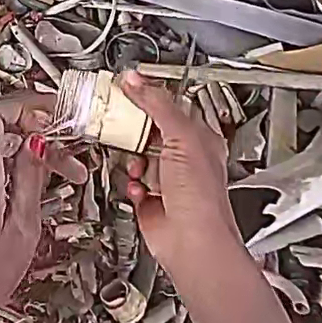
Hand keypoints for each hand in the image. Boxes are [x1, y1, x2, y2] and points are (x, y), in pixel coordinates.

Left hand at [0, 101, 80, 322]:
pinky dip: (14, 161)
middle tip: (65, 139)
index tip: (55, 111)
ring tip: (63, 166)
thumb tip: (40, 145)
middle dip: (34, 125)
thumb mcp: (23, 225)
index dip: (27, 105)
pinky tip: (38, 179)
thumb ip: (32, 177)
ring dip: (28, 146)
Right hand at [117, 72, 246, 269]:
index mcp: (200, 138)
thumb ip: (157, 105)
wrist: (191, 241)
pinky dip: (132, 185)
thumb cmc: (201, 197)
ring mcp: (167, 180)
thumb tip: (136, 81)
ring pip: (137, 157)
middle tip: (120, 124)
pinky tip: (139, 189)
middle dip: (135, 132)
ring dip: (133, 161)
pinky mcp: (150, 199)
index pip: (172, 107)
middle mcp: (184, 159)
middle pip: (150, 132)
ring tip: (138, 167)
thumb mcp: (180, 137)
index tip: (127, 87)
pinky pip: (132, 183)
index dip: (149, 96)